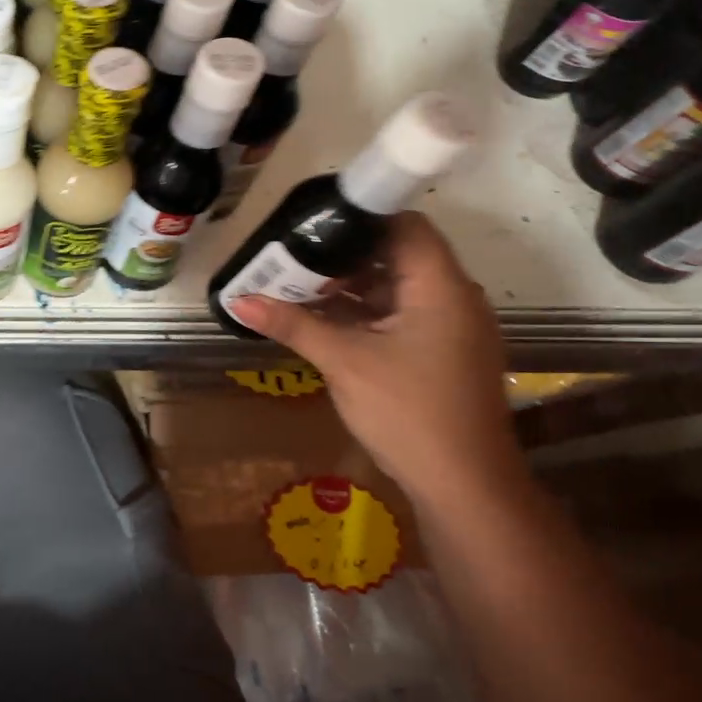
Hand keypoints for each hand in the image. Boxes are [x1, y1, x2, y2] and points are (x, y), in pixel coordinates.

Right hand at [226, 212, 522, 497]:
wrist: (463, 484)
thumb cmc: (407, 411)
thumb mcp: (343, 362)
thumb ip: (292, 324)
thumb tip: (238, 300)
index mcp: (440, 288)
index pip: (406, 226)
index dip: (361, 217)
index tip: (312, 221)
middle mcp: (454, 298)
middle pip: (398, 254)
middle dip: (344, 254)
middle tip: (291, 255)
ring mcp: (451, 327)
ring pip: (397, 287)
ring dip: (350, 285)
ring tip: (295, 284)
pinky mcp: (442, 352)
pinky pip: (401, 314)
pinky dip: (364, 311)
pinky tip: (322, 319)